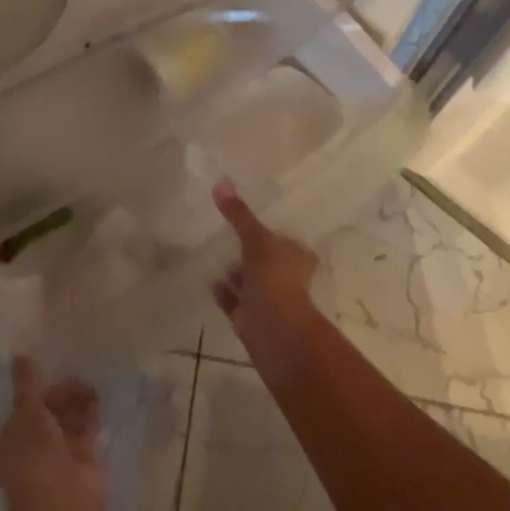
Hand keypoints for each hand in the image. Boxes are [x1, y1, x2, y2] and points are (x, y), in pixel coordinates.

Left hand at [0, 356, 105, 510]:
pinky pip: (85, 428)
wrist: (66, 499)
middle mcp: (32, 449)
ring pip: (67, 419)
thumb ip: (26, 384)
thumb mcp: (27, 415)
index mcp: (10, 443)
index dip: (32, 388)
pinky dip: (90, 411)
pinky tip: (96, 393)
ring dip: (76, 398)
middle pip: (46, 413)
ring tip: (87, 379)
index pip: (20, 410)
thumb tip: (19, 353)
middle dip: (59, 392)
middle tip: (72, 369)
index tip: (45, 364)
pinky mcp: (83, 456)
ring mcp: (59, 454)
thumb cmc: (36, 456)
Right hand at [212, 180, 323, 376]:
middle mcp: (287, 277)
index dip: (272, 233)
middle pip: (268, 262)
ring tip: (218, 259)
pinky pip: (236, 301)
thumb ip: (239, 214)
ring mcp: (270, 299)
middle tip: (231, 239)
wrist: (273, 327)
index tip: (252, 224)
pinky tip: (212, 282)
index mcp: (297, 256)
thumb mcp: (256, 238)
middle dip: (251, 254)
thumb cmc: (273, 276)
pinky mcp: (253, 319)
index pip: (286, 240)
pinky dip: (226, 293)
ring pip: (252, 283)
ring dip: (238, 274)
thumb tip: (220, 182)